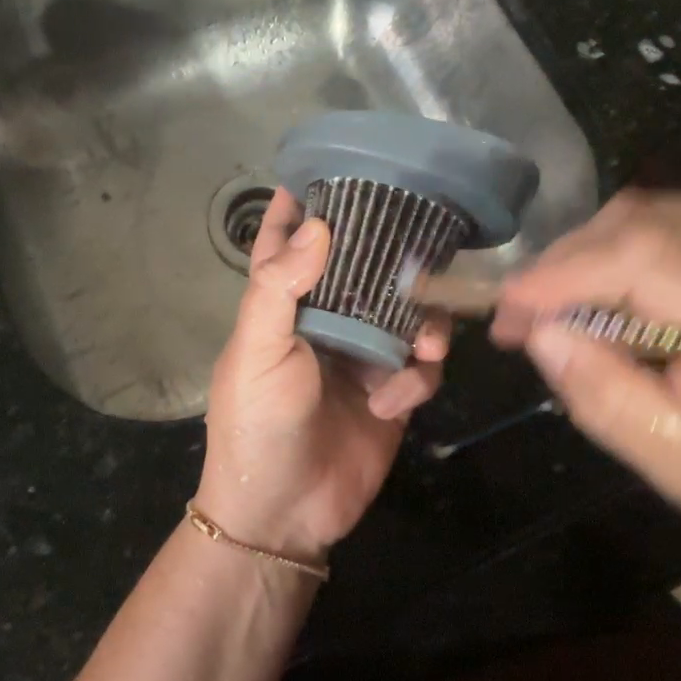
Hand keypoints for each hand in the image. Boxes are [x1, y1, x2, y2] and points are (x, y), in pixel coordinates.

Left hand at [195, 190, 448, 561]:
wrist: (283, 513)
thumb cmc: (256, 425)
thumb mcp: (257, 352)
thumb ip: (280, 287)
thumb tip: (320, 225)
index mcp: (280, 306)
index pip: (289, 242)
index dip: (305, 206)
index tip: (337, 168)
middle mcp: (324, 321)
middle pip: (364, 268)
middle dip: (391, 260)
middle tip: (423, 245)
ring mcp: (362, 356)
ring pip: (406, 313)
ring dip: (421, 326)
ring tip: (423, 347)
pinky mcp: (393, 392)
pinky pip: (423, 366)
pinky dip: (417, 378)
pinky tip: (395, 401)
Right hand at [492, 190, 680, 536]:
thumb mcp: (675, 462)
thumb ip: (607, 398)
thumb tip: (540, 332)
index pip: (646, 257)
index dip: (564, 272)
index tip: (508, 308)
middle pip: (642, 223)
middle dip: (562, 262)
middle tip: (517, 316)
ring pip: (650, 211)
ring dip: (583, 250)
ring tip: (552, 303)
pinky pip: (670, 219)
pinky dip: (614, 245)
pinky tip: (598, 288)